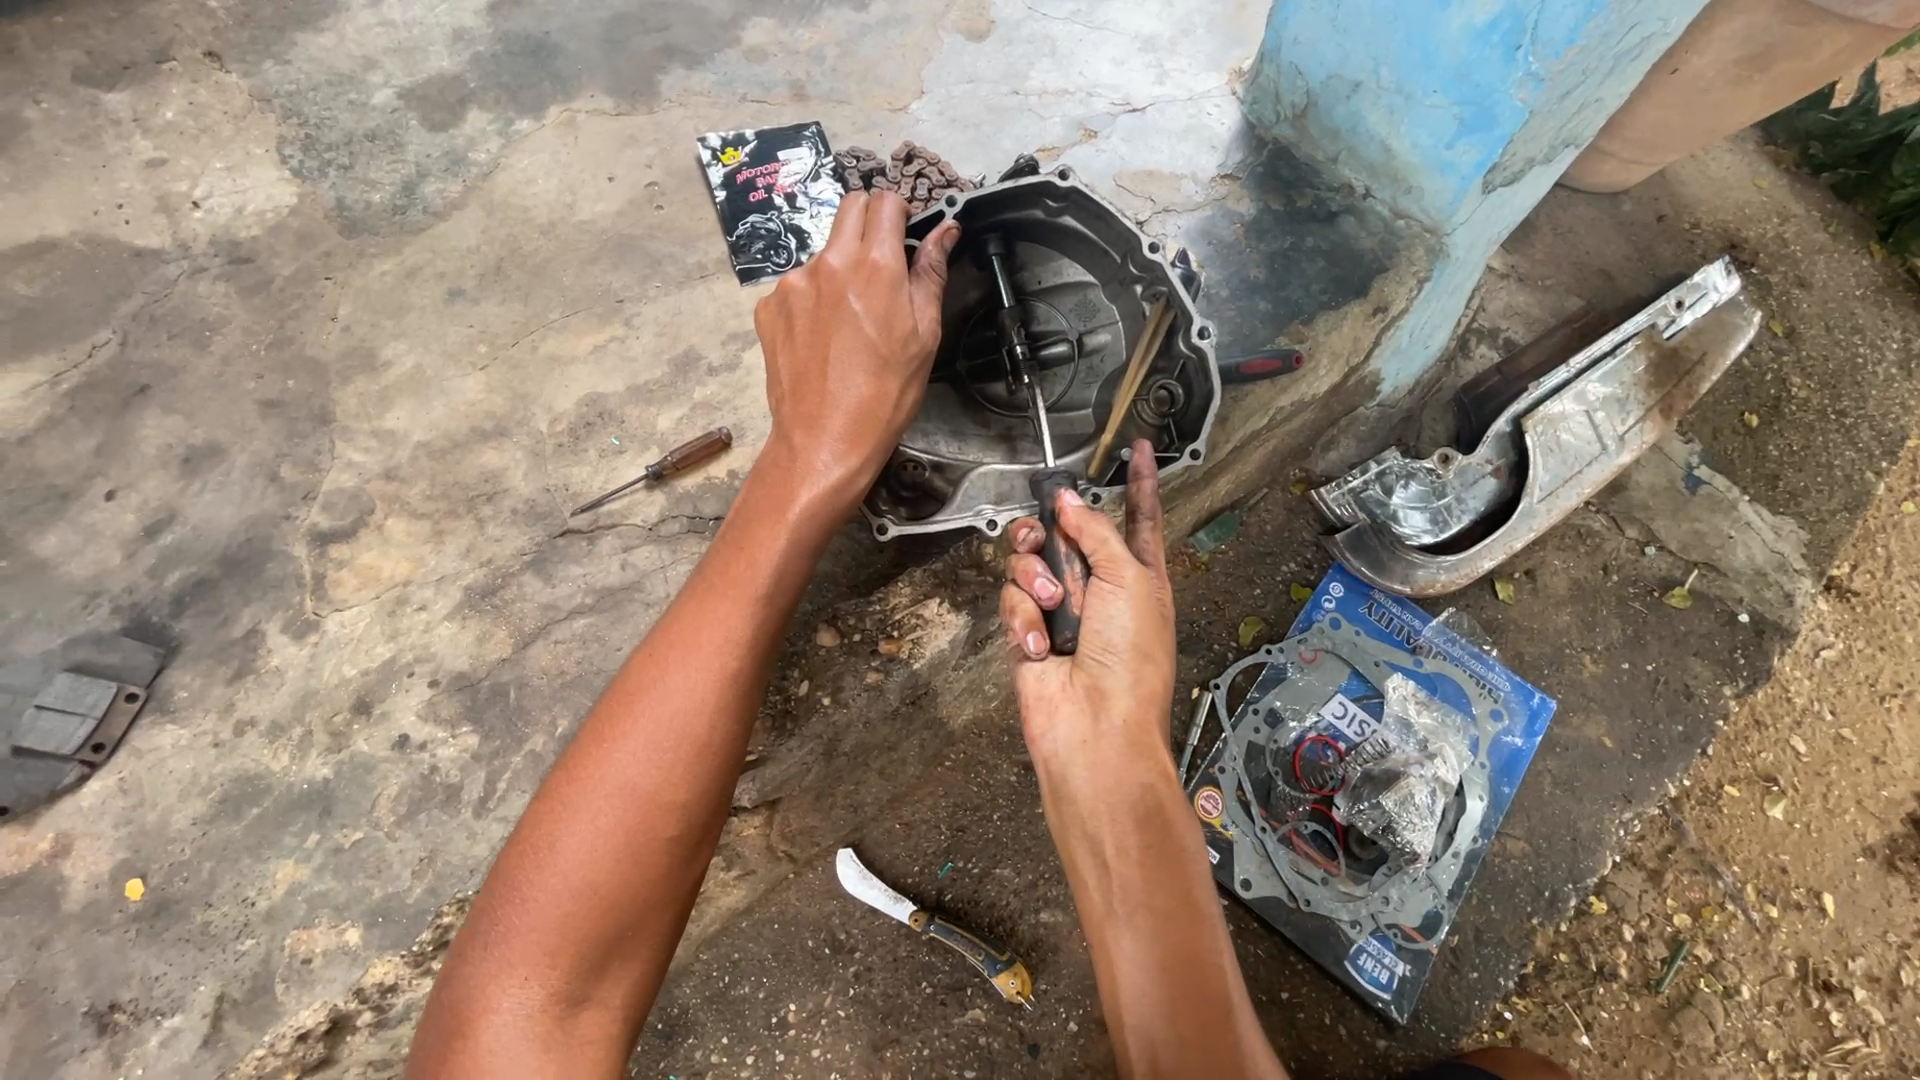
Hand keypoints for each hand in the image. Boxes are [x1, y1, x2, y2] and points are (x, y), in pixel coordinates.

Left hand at [752, 191, 960, 512]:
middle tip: (882, 262)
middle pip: (850, 208)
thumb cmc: (886, 394)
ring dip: (839, 268)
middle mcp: (829, 262)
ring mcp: (792, 283)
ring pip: (822, 252)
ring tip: (849, 320)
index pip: (885, 201)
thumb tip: (946, 230)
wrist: (826, 439)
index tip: (906, 233)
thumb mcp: (925, 336)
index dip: (900, 212)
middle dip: (870, 222)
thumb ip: (931, 274)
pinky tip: (822, 338)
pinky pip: (796, 287)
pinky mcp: (768, 308)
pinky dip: (812, 300)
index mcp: (875, 265)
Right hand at [999, 441, 1176, 762]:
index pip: (1139, 515)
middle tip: (1043, 536)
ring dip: (1036, 578)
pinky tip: (1041, 645)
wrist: (1095, 725)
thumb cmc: (1131, 656)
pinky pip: (1012, 600)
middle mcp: (1097, 586)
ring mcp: (1060, 608)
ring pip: (1028, 560)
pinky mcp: (1028, 630)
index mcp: (1138, 573)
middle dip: (1048, 528)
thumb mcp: (1129, 581)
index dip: (1140, 481)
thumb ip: (1095, 532)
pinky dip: (1024, 619)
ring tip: (1053, 605)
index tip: (1140, 447)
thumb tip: (1066, 500)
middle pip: (1064, 531)